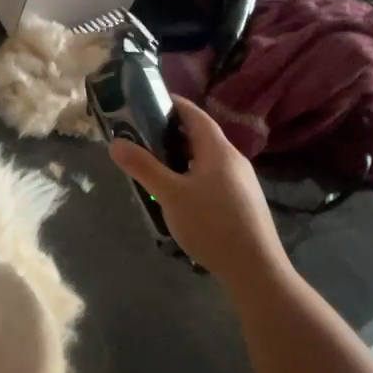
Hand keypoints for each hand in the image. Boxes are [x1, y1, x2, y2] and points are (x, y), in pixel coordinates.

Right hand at [109, 97, 289, 285]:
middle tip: (141, 136)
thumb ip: (143, 167)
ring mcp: (242, 183)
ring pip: (206, 159)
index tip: (147, 101)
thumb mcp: (170, 194)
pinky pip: (213, 177)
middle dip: (170, 132)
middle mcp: (234, 160)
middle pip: (200, 136)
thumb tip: (116, 143)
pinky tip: (178, 194)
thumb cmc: (212, 225)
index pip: (195, 114)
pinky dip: (192, 174)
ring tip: (154, 165)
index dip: (173, 104)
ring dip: (180, 156)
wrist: (257, 270)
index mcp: (218, 150)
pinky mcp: (243, 203)